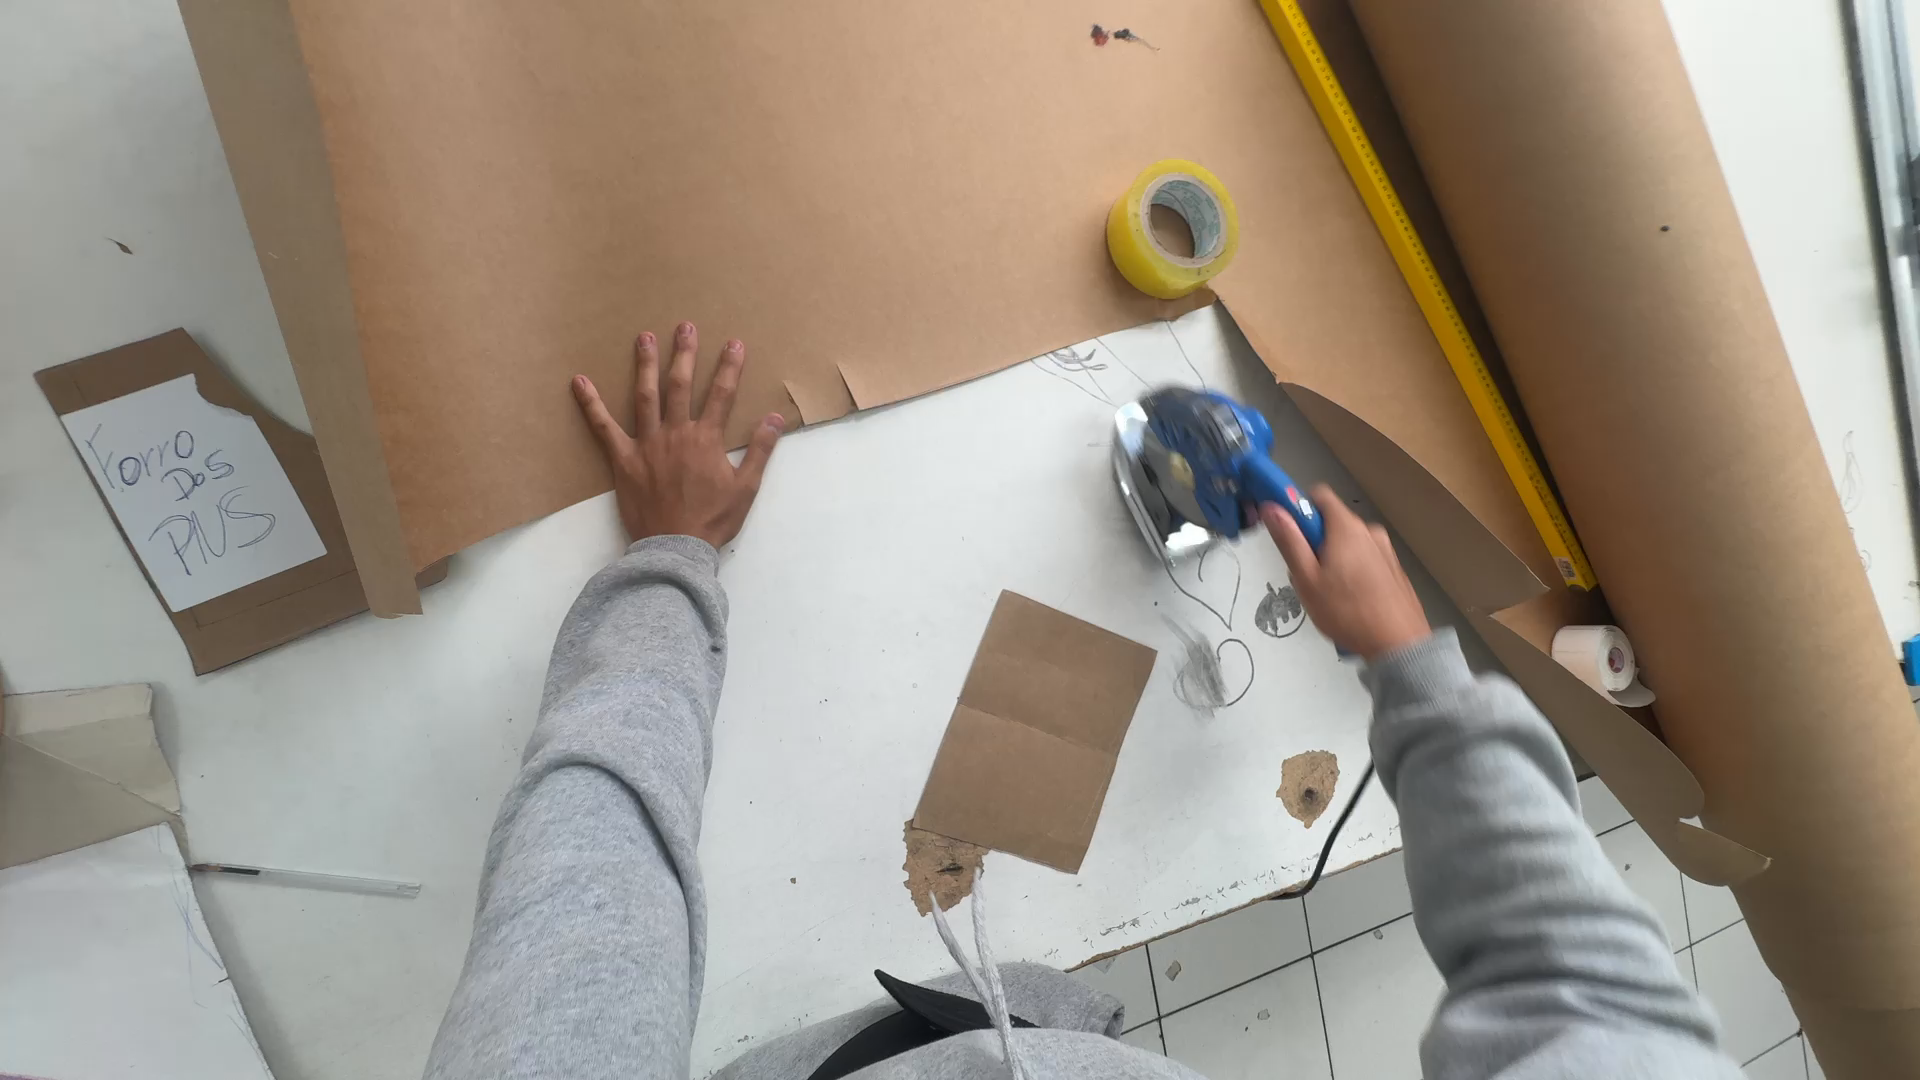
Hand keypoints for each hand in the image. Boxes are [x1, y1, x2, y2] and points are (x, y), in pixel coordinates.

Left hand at [571, 321, 783, 547]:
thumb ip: (759, 450)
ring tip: (645, 338)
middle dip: (684, 354)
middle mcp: (676, 433)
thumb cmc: (713, 520)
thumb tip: (775, 418)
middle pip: (680, 386)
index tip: (734, 343)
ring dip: (645, 365)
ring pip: (644, 397)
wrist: (676, 546)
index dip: (729, 368)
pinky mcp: (623, 460)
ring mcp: (646, 444)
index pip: (721, 395)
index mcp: (706, 439)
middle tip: (685, 326)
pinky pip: (603, 428)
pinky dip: (591, 404)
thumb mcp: (746, 488)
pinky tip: (580, 381)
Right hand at [1261, 484, 1429, 659]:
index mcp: (1346, 527)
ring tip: (1328, 591)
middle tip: (1306, 574)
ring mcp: (1386, 549)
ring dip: (1333, 556)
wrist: (1398, 644)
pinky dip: (1352, 568)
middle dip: (1314, 540)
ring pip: (1348, 541)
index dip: (1298, 508)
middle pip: (1332, 521)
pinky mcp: (1395, 567)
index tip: (1288, 532)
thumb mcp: (1306, 578)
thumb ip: (1289, 540)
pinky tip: (1350, 598)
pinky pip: (1364, 556)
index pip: (1318, 495)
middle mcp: (1369, 530)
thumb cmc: (1345, 610)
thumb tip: (1271, 507)